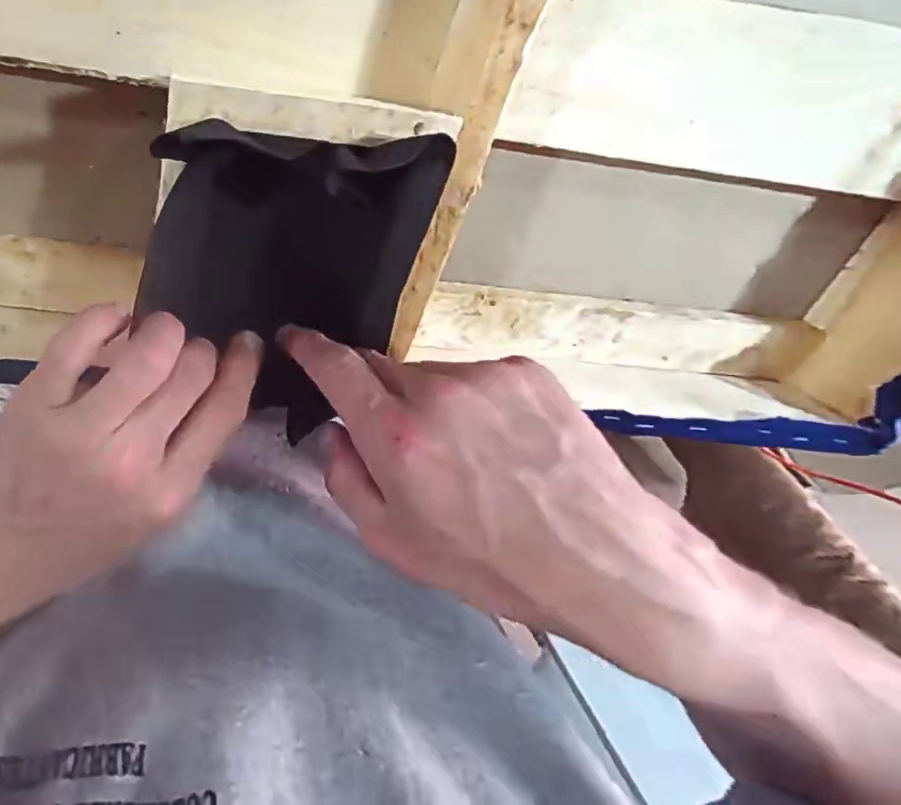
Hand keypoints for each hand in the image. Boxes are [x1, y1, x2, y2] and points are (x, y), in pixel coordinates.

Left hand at [0, 305, 261, 605]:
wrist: (10, 548)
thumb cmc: (92, 531)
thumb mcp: (158, 508)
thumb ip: (191, 450)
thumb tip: (220, 376)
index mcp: (168, 490)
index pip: (223, 410)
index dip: (241, 366)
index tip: (245, 342)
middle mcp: (129, 460)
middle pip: (189, 373)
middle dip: (198, 348)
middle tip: (187, 347)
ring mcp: (79, 429)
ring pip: (145, 353)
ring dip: (162, 329)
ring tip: (156, 331)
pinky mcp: (36, 402)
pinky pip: (79, 339)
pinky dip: (105, 317)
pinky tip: (116, 319)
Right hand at [281, 327, 739, 681]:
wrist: (607, 562)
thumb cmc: (491, 565)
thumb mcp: (394, 543)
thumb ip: (345, 478)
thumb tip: (337, 431)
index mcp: (398, 435)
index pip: (337, 366)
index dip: (308, 346)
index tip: (293, 336)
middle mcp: (438, 391)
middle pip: (381, 368)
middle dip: (376, 394)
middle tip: (402, 439)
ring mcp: (486, 375)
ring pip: (430, 374)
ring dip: (430, 402)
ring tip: (468, 452)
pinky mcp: (526, 370)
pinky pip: (475, 376)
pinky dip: (473, 401)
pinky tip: (504, 442)